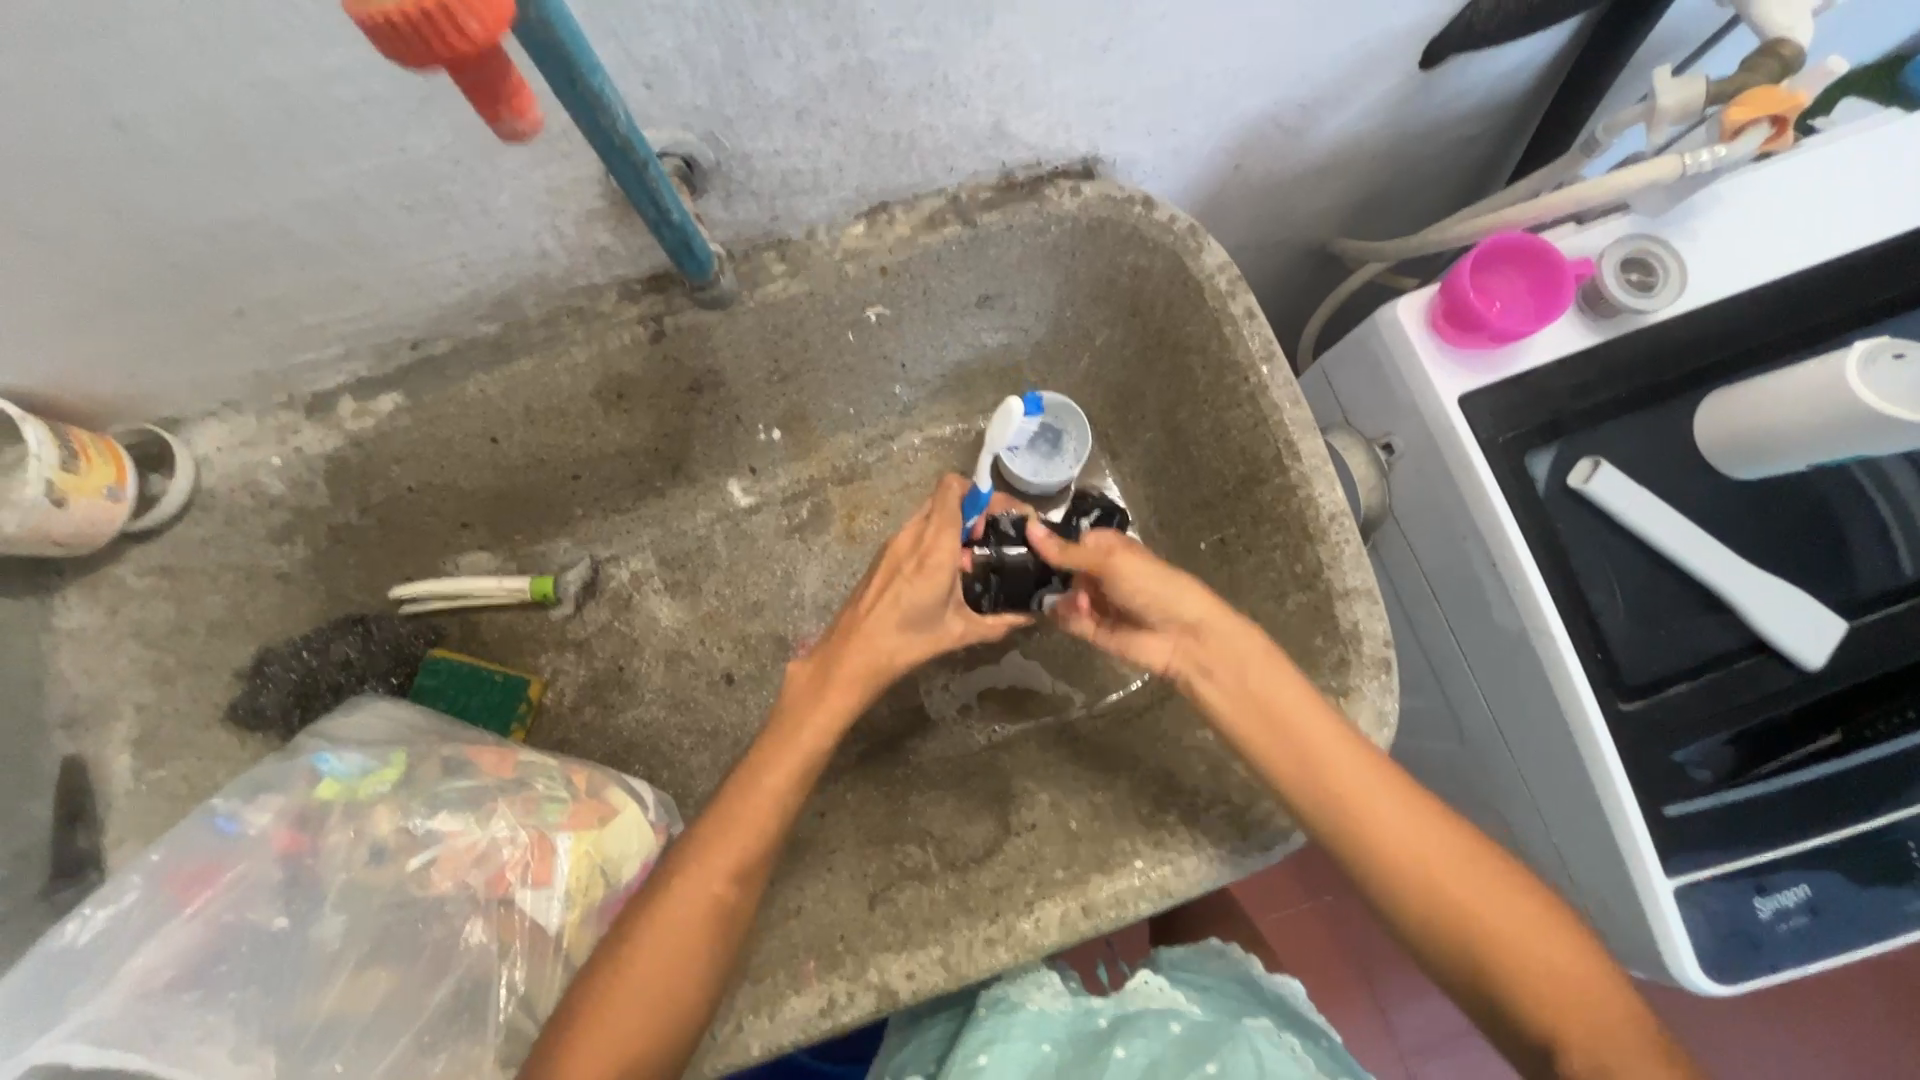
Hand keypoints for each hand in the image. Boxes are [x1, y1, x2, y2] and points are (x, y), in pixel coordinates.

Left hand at [784, 474, 1031, 722]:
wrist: (854, 652)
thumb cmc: (909, 640)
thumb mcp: (961, 632)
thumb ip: (1001, 621)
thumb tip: (1031, 616)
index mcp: (935, 544)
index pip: (953, 487)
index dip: (979, 494)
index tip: (994, 521)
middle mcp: (913, 533)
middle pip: (944, 497)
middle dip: (970, 510)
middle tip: (985, 539)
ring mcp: (894, 542)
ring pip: (928, 513)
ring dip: (951, 525)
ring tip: (966, 558)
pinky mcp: (883, 554)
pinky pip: (914, 531)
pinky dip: (933, 539)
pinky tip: (941, 573)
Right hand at [1025, 525, 1241, 688]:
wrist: (1182, 636)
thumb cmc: (1151, 585)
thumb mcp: (1108, 561)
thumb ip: (1066, 551)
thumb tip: (1028, 527)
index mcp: (1106, 548)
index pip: (1068, 540)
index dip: (1048, 541)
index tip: (1022, 541)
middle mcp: (1097, 572)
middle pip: (1058, 568)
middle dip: (1046, 571)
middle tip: (1031, 573)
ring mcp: (1092, 601)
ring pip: (1058, 594)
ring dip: (1061, 596)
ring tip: (1078, 602)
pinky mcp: (1089, 629)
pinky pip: (1064, 618)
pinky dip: (1064, 615)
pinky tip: (1077, 613)